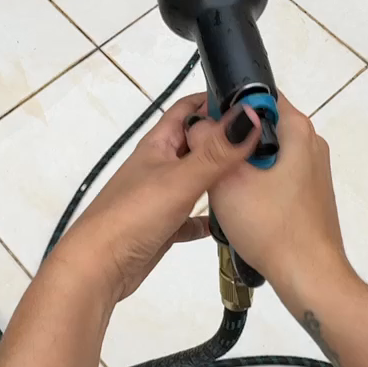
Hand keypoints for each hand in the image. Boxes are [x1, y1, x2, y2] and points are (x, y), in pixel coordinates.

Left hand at [45, 93, 257, 305]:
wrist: (98, 266)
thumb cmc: (135, 214)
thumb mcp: (181, 178)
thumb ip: (218, 151)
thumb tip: (252, 115)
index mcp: (159, 144)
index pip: (189, 108)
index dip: (217, 100)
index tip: (255, 101)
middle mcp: (160, 165)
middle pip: (197, 143)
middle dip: (227, 138)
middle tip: (268, 141)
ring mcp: (160, 196)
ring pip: (197, 178)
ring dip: (221, 176)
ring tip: (257, 176)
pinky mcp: (163, 226)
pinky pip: (191, 216)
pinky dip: (209, 218)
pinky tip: (230, 224)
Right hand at [206, 93, 348, 294]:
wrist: (309, 276)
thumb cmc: (269, 224)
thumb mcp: (226, 179)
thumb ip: (207, 142)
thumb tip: (198, 123)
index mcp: (298, 130)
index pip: (260, 95)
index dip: (228, 105)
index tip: (205, 127)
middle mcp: (312, 144)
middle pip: (262, 126)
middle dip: (232, 138)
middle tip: (206, 158)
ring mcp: (315, 172)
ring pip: (267, 153)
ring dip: (242, 165)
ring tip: (221, 186)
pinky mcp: (311, 195)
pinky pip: (277, 175)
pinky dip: (258, 183)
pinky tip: (242, 206)